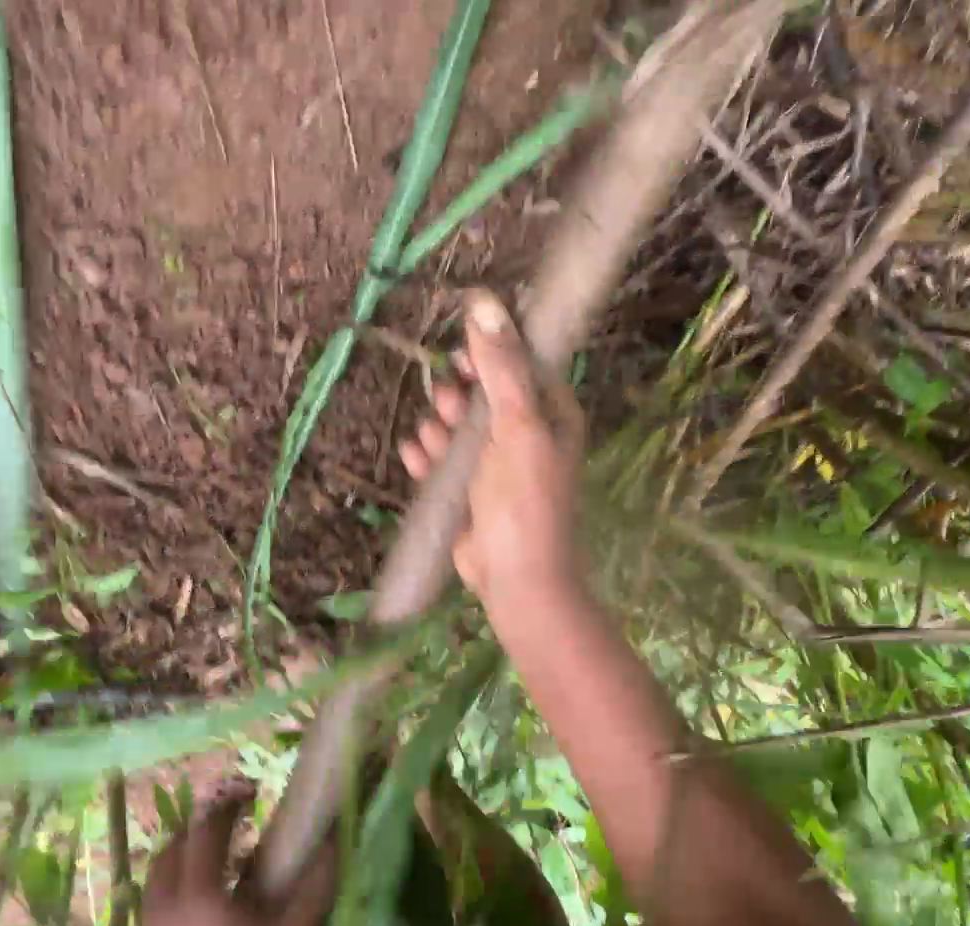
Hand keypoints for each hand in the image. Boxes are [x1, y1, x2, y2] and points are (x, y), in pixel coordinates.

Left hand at [141, 797, 335, 925]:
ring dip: (185, 846)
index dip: (228, 806)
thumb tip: (337, 834)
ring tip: (216, 840)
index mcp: (200, 900)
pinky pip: (153, 891)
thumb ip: (318, 878)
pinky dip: (174, 872)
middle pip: (174, 844)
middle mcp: (166, 908)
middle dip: (203, 822)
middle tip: (233, 811)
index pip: (205, 833)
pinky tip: (203, 878)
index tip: (251, 792)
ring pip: (157, 867)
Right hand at [398, 290, 585, 602]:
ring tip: (431, 437)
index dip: (490, 354)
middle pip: (484, 395)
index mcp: (552, 415)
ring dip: (440, 426)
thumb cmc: (525, 498)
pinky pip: (445, 462)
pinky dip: (430, 457)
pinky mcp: (472, 492)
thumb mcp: (517, 425)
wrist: (515, 577)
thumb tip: (485, 304)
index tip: (461, 353)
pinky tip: (416, 457)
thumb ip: (501, 368)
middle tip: (445, 400)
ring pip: (460, 428)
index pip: (522, 365)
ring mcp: (498, 466)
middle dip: (459, 395)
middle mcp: (528, 436)